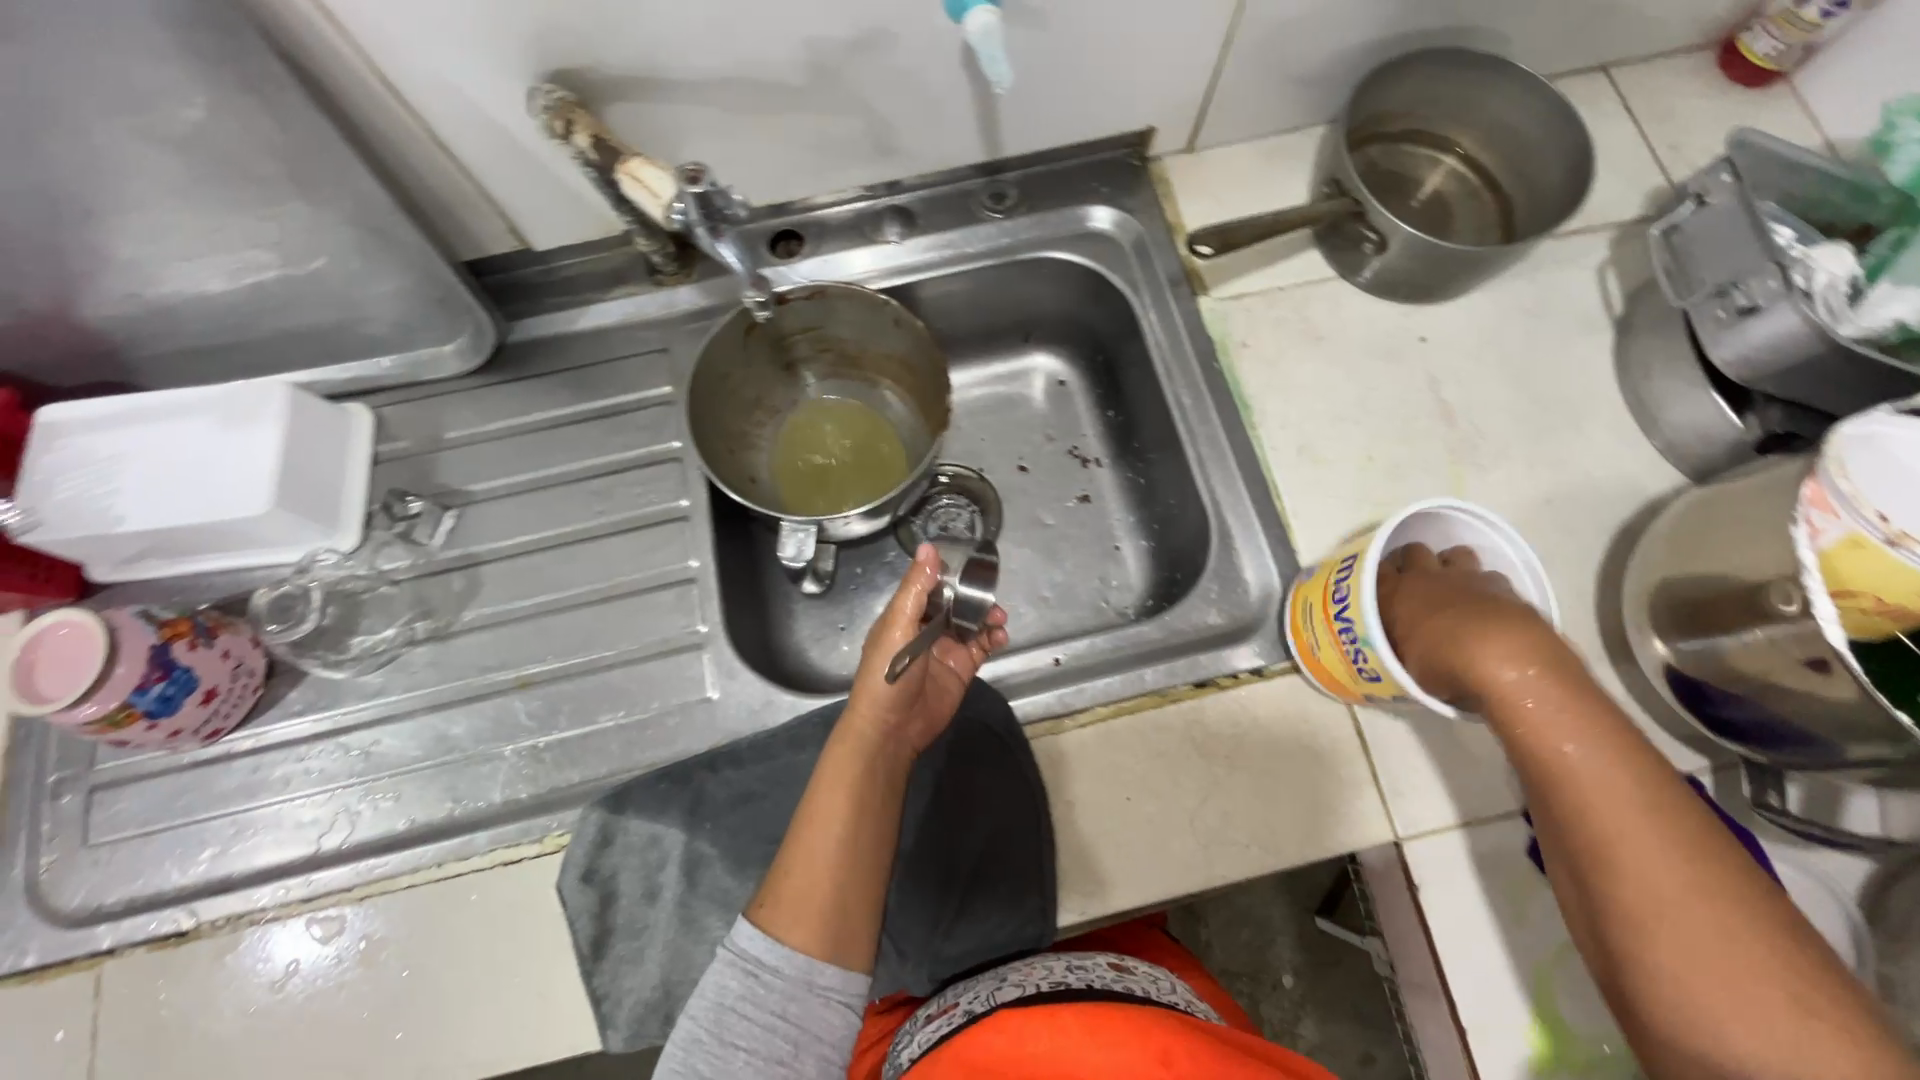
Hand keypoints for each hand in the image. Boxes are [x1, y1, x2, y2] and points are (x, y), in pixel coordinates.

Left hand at [842, 543, 1008, 757]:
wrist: (891, 728)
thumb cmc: (887, 674)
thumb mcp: (898, 625)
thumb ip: (916, 588)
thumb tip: (928, 547)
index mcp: (905, 614)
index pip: (931, 585)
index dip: (950, 575)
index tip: (971, 565)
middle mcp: (926, 628)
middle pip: (956, 603)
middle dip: (974, 597)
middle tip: (990, 598)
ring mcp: (945, 649)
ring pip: (971, 623)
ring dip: (986, 616)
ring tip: (998, 618)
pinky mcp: (961, 669)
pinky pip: (981, 647)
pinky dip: (993, 638)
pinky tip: (1000, 636)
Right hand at [1377, 542, 1574, 709]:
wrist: (1506, 661)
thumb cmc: (1445, 667)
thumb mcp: (1407, 664)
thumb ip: (1403, 645)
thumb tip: (1405, 644)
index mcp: (1396, 594)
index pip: (1377, 570)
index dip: (1379, 577)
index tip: (1381, 590)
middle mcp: (1428, 577)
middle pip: (1414, 550)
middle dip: (1412, 561)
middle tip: (1414, 582)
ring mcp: (1468, 578)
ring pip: (1455, 553)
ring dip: (1451, 565)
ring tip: (1453, 587)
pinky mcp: (1503, 586)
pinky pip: (1489, 575)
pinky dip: (1486, 586)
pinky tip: (1488, 605)